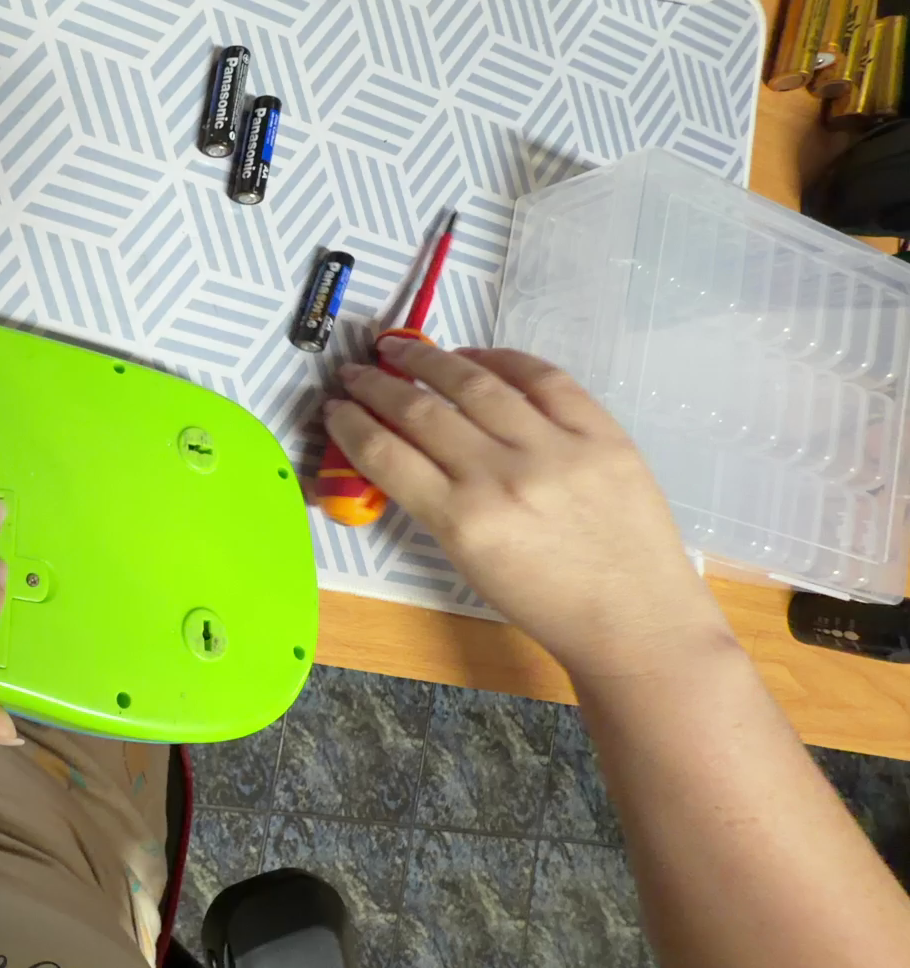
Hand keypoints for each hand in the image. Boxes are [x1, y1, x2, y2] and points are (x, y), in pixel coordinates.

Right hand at [323, 338, 731, 678]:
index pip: (383, 453)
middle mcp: (502, 477)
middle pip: (420, 412)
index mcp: (459, 519)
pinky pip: (545, 380)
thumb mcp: (460, 556)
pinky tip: (472, 355)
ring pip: (476, 385)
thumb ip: (424, 498)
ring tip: (398, 347)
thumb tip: (388, 444)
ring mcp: (557, 451)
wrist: (635, 620)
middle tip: (353, 371)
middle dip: (375, 385)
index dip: (348, 422)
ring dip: (427, 360)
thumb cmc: (534, 598)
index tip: (332, 407)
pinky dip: (502, 359)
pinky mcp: (604, 436)